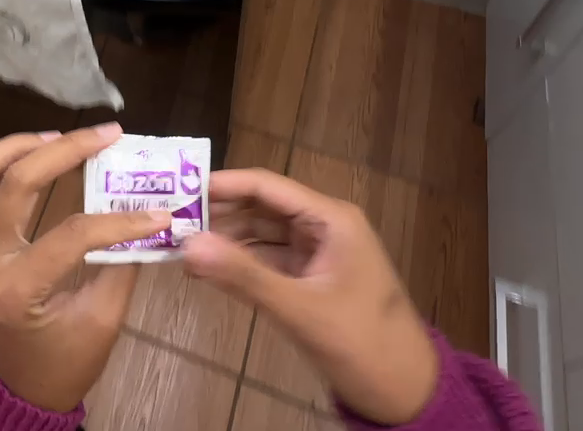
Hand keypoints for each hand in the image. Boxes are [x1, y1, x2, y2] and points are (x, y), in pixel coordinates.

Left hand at [0, 122, 170, 412]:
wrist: (19, 391)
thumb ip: (122, 263)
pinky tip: (36, 152)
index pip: (72, 235)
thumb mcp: (102, 321)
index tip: (160, 213)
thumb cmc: (63, 363)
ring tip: (61, 136)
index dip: (120, 220)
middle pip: (15, 184)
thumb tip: (149, 213)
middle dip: (65, 151)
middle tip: (107, 135)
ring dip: (17, 147)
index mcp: (16, 289)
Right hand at [181, 168, 439, 423]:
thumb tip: (187, 245)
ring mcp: (318, 252)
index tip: (180, 191)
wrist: (409, 397)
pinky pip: (270, 259)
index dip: (223, 185)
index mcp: (331, 218)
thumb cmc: (363, 344)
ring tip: (183, 246)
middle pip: (262, 207)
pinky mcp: (312, 278)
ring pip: (263, 233)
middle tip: (173, 221)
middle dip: (220, 213)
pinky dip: (242, 263)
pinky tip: (211, 268)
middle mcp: (323, 225)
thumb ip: (243, 276)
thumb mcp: (300, 310)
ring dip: (228, 239)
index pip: (267, 186)